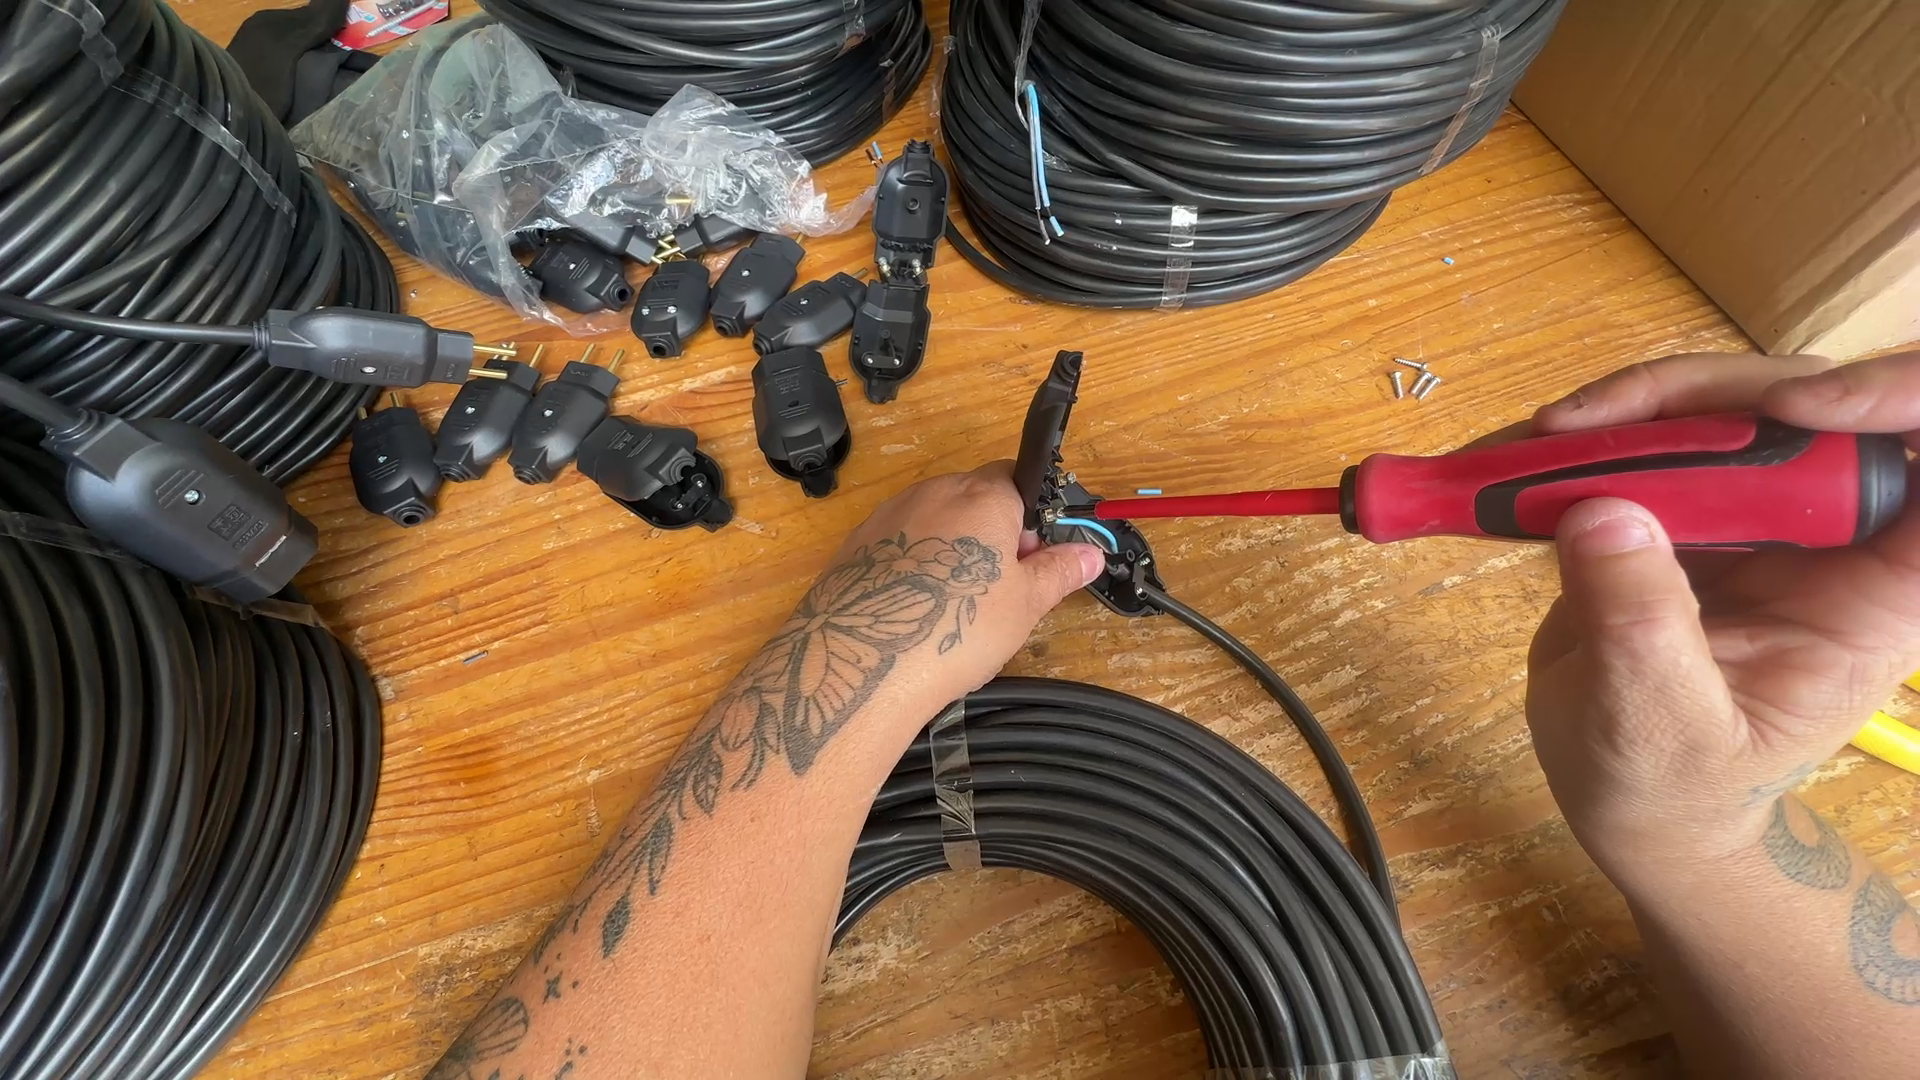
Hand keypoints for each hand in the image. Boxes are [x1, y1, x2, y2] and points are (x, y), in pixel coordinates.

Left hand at [793, 461, 1104, 726]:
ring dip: (952, 546)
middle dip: (992, 532)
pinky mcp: (858, 542)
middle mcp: (933, 492)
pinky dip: (915, 562)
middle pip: (974, 497)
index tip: (1031, 557)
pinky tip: (917, 605)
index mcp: (982, 496)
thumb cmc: (957, 625)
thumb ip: (1059, 571)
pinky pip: (900, 541)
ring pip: (935, 519)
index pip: (1016, 479)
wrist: (865, 655)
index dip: (1030, 517)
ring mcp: (890, 514)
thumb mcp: (1025, 603)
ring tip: (954, 602)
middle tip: (999, 585)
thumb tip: (1089, 554)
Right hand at [1522, 351, 1919, 889]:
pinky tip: (1507, 463)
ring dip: (1615, 415)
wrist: (1623, 792)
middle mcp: (1813, 539)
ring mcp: (1732, 525)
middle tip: (1576, 423)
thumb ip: (1641, 620)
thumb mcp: (1659, 718)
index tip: (1793, 410)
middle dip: (1696, 396)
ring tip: (1527, 441)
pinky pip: (1629, 454)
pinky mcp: (1658, 522)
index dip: (1900, 404)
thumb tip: (1600, 512)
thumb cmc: (1667, 781)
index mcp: (1868, 592)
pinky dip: (1564, 448)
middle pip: (1796, 414)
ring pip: (1704, 418)